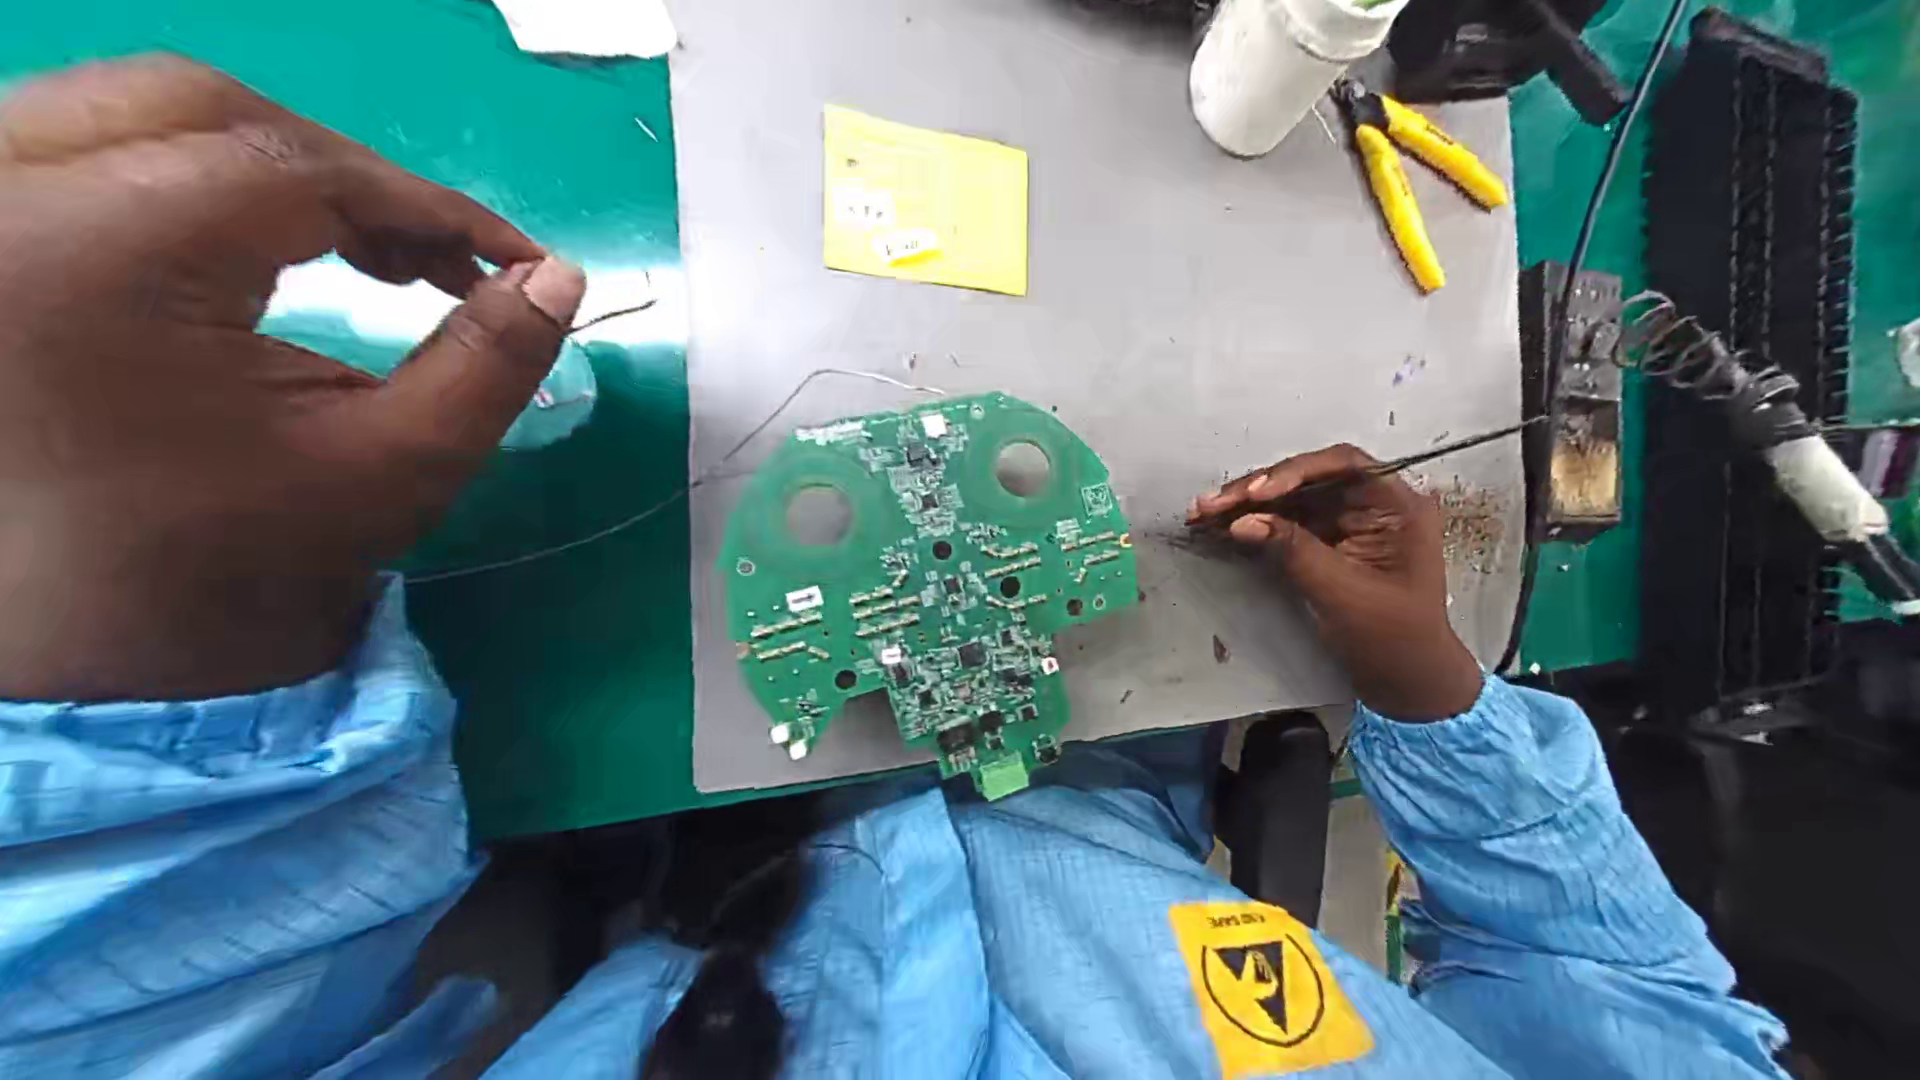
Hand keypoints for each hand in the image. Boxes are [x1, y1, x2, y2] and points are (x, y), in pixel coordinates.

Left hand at [0, 56, 586, 700]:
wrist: (131, 612)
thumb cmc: (277, 543)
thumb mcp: (414, 456)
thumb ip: (494, 360)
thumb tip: (560, 276)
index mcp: (85, 272)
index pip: (290, 170)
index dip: (429, 204)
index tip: (517, 257)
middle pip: (201, 106)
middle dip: (360, 177)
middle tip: (449, 258)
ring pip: (151, 114)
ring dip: (300, 173)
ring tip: (392, 258)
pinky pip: (112, 147)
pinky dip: (236, 183)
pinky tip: (306, 249)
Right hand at [1188, 444, 1482, 720]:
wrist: (1402, 677)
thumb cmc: (1391, 636)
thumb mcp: (1342, 592)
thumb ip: (1294, 551)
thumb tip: (1242, 522)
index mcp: (1397, 507)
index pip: (1345, 466)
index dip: (1296, 471)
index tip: (1256, 493)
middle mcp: (1370, 504)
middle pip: (1306, 479)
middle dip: (1255, 489)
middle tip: (1211, 502)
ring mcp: (1343, 520)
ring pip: (1287, 497)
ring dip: (1243, 504)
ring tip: (1202, 511)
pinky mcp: (1320, 538)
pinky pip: (1281, 520)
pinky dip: (1249, 521)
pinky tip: (1217, 524)